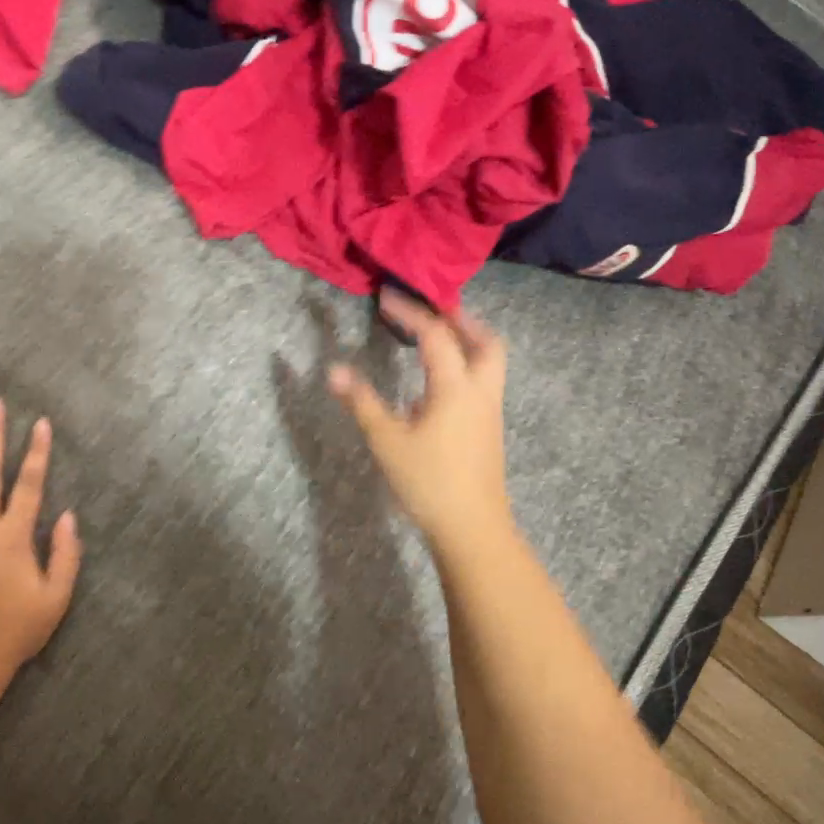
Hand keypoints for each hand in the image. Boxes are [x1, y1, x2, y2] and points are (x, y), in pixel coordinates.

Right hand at [328, 293, 513, 548]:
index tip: (386, 297)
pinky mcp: (487, 429)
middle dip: (460, 319)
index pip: (435, 336)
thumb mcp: (387, 440)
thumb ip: (362, 402)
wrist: (471, 527)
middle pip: (484, 341)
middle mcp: (479, 391)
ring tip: (438, 337)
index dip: (411, 312)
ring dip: (468, 341)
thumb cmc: (428, 481)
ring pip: (490, 362)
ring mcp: (488, 411)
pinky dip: (465, 365)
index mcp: (455, 387)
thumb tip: (333, 369)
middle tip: (431, 309)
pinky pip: (483, 382)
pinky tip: (436, 382)